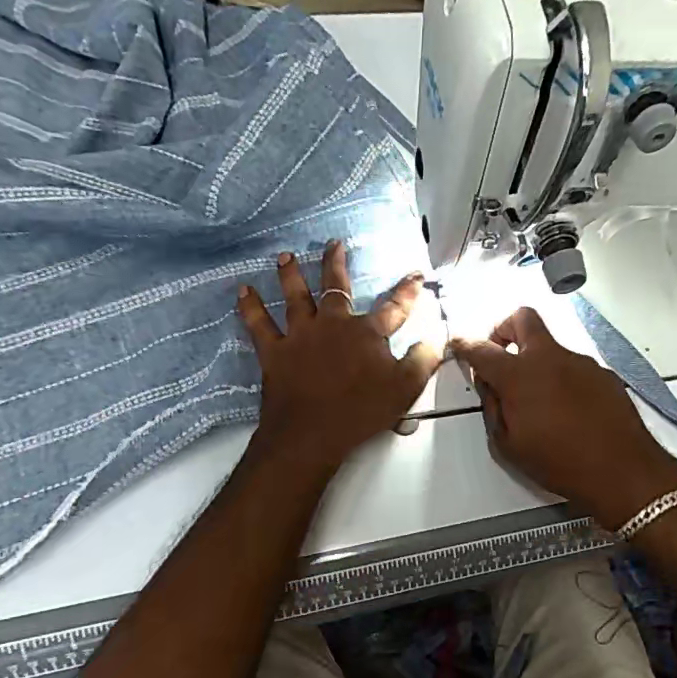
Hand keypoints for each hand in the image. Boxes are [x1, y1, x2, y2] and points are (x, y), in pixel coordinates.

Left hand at [237, 240, 440, 470]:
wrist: (310, 434)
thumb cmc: (360, 413)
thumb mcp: (404, 390)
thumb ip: (421, 362)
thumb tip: (432, 341)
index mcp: (365, 333)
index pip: (393, 307)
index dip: (407, 291)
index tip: (416, 275)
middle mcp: (332, 325)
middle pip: (336, 287)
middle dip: (336, 263)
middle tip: (334, 243)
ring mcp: (300, 335)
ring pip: (295, 296)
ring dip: (290, 274)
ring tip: (284, 256)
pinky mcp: (274, 351)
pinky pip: (259, 324)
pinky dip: (251, 308)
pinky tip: (243, 292)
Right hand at [451, 307, 676, 530]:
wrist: (623, 471)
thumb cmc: (559, 462)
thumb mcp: (508, 444)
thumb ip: (493, 408)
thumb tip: (491, 387)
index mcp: (519, 375)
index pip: (481, 348)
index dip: (465, 345)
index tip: (458, 345)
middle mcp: (550, 358)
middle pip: (522, 318)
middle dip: (504, 328)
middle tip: (501, 354)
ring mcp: (581, 362)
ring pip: (550, 347)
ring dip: (537, 361)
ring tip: (539, 401)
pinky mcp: (603, 374)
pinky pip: (573, 367)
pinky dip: (562, 379)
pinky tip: (568, 411)